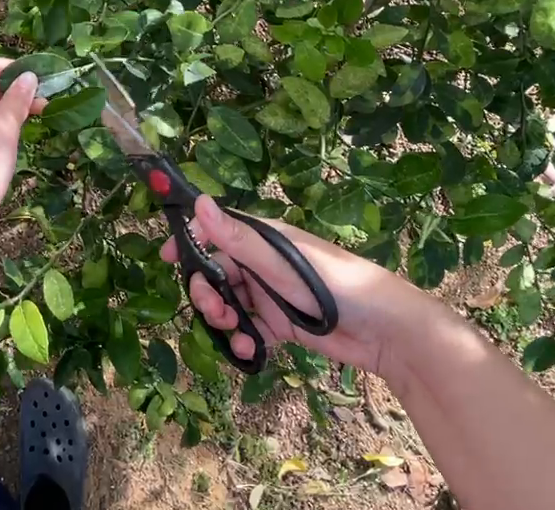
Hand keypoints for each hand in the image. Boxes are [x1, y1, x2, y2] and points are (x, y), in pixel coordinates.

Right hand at [162, 195, 438, 376]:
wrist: (388, 332)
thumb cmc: (333, 285)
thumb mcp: (279, 264)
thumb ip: (236, 239)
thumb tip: (197, 201)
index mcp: (262, 238)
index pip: (215, 232)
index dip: (188, 243)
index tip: (165, 258)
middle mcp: (263, 262)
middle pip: (217, 272)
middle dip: (207, 292)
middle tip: (212, 312)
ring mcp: (271, 294)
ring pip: (230, 302)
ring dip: (224, 320)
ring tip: (235, 337)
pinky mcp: (282, 323)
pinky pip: (250, 329)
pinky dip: (244, 341)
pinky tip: (250, 353)